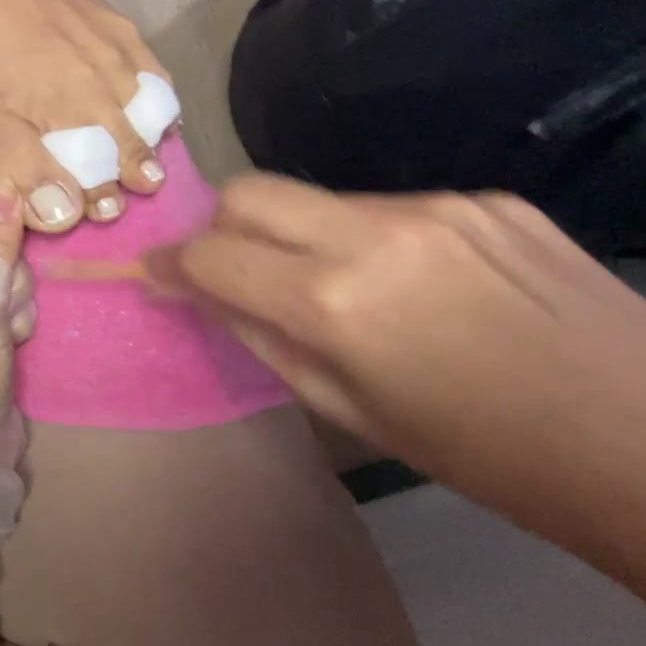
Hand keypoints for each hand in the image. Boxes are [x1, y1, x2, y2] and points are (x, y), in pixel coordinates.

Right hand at [145, 174, 645, 600]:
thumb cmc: (484, 453)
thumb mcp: (346, 406)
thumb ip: (257, 334)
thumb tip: (194, 292)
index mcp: (335, 301)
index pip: (208, 254)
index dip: (168, 264)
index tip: (155, 275)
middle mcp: (377, 234)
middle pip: (249, 192)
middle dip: (221, 226)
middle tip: (233, 269)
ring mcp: (440, 208)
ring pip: (319, 196)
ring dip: (300, 232)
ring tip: (340, 285)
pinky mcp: (490, 200)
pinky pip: (391, 204)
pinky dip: (371, 235)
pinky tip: (417, 282)